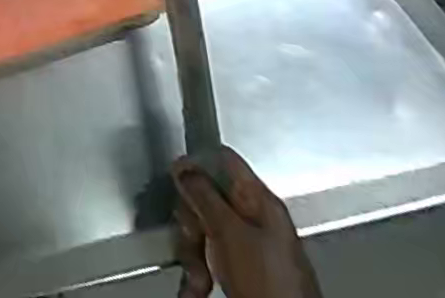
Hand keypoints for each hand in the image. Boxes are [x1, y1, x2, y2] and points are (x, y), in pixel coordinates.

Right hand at [172, 148, 321, 297]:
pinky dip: (198, 270)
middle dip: (191, 218)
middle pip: (207, 196)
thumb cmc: (268, 282)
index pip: (225, 160)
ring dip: (191, 251)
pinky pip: (208, 255)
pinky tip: (196, 287)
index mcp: (261, 202)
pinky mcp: (243, 271)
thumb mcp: (229, 232)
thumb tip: (184, 168)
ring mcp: (250, 247)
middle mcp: (256, 220)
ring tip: (198, 278)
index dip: (197, 163)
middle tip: (193, 238)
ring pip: (203, 228)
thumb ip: (204, 194)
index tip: (177, 179)